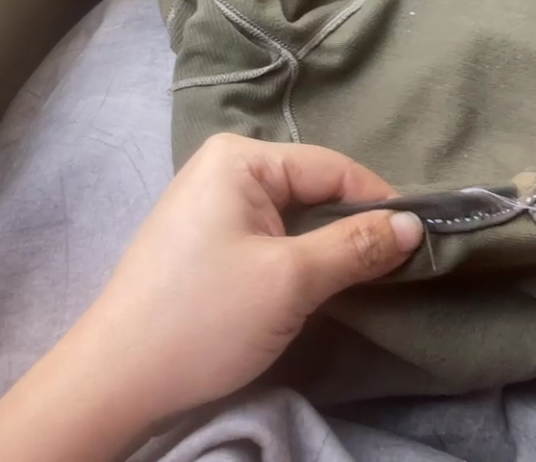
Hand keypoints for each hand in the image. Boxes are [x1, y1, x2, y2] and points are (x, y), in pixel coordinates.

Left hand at [0, 134, 421, 460]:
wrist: (115, 379)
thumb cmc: (205, 317)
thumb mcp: (291, 281)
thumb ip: (356, 246)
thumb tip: (413, 224)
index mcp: (240, 156)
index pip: (330, 167)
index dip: (379, 201)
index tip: (420, 238)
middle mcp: (223, 164)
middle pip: (311, 186)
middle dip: (351, 224)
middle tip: (393, 264)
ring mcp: (210, 199)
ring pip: (292, 212)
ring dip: (325, 243)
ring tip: (358, 275)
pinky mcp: (204, 234)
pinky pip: (267, 230)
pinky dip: (296, 253)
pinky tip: (311, 279)